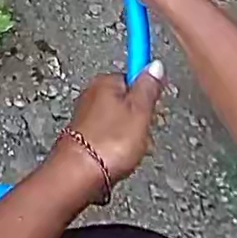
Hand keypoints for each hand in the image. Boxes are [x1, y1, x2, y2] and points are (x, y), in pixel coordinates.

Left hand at [51, 65, 165, 186]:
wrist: (80, 172)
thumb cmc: (108, 142)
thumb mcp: (140, 111)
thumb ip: (148, 87)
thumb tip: (156, 65)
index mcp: (105, 81)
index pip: (133, 77)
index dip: (147, 95)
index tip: (150, 108)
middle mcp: (92, 93)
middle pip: (127, 100)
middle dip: (138, 118)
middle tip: (141, 131)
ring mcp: (87, 114)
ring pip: (119, 120)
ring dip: (128, 134)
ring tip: (129, 147)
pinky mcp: (85, 135)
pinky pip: (110, 136)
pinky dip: (117, 145)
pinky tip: (119, 156)